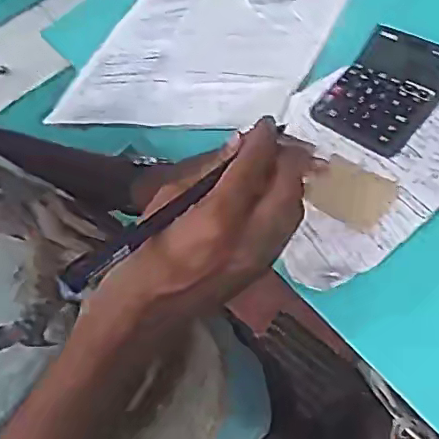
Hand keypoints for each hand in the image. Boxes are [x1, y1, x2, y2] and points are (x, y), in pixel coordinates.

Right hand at [96, 119, 314, 323]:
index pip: (254, 168)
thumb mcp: (163, 202)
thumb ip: (204, 173)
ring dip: (291, 181)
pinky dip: (286, 204)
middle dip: (287, 159)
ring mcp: (261, 257)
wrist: (146, 313)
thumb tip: (237, 147)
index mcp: (218, 220)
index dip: (263, 141)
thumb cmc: (144, 252)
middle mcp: (249, 239)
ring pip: (294, 209)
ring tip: (278, 163)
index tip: (265, 125)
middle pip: (287, 188)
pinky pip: (287, 228)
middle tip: (277, 142)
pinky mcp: (264, 268)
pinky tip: (273, 193)